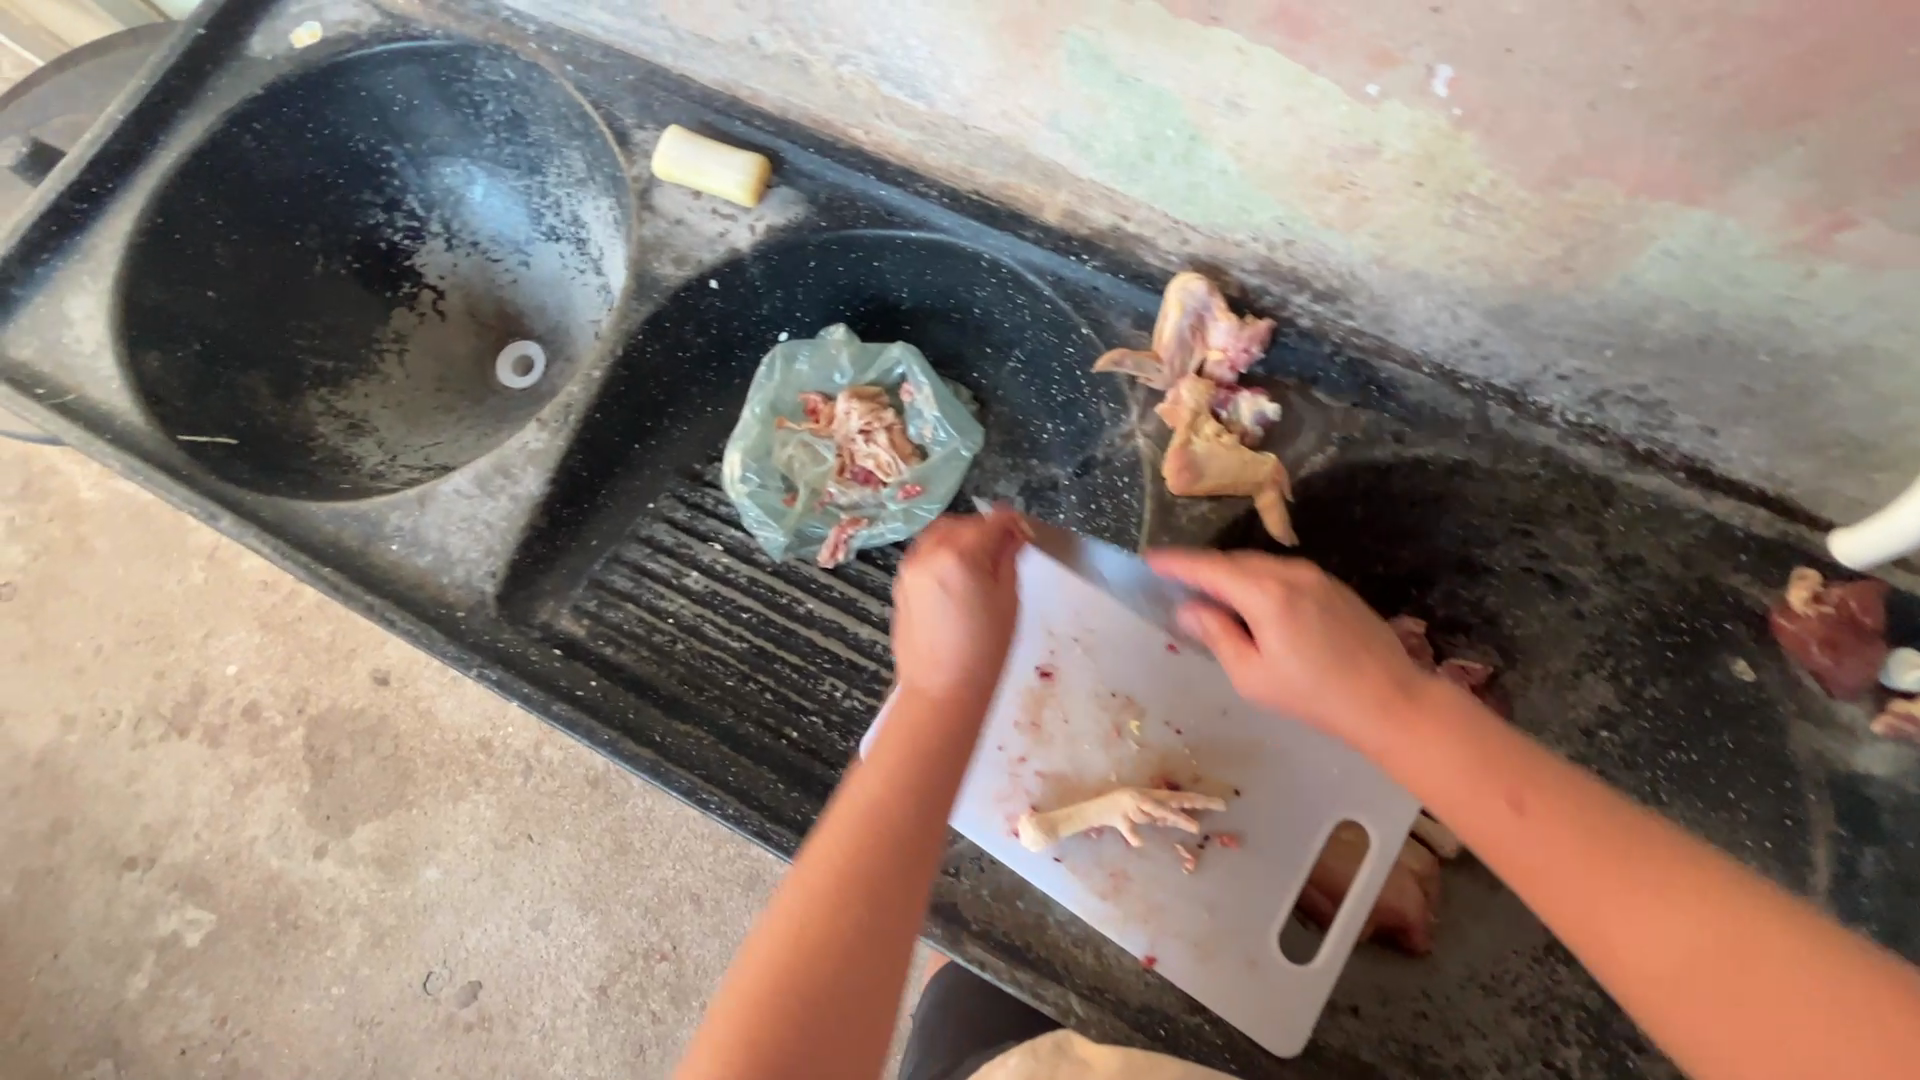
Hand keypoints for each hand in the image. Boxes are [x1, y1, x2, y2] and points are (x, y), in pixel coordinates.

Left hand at [890, 507, 1026, 706]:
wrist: (942, 689)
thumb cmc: (984, 649)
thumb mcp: (1008, 600)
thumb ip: (1008, 559)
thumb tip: (1012, 536)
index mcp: (960, 554)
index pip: (991, 521)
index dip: (1012, 523)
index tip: (1024, 532)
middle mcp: (929, 554)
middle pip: (961, 523)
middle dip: (984, 528)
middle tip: (1005, 547)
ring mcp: (910, 569)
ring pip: (938, 535)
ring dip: (961, 538)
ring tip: (981, 562)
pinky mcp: (901, 585)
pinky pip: (924, 555)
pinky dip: (942, 554)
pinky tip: (958, 577)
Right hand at [1147, 549, 1429, 753]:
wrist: (1391, 700)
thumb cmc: (1314, 696)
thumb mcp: (1252, 676)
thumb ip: (1217, 636)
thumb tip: (1189, 608)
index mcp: (1266, 595)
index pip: (1209, 568)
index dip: (1177, 562)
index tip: (1150, 559)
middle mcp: (1290, 574)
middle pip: (1233, 561)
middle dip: (1201, 567)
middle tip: (1175, 579)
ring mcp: (1316, 576)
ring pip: (1259, 564)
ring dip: (1229, 573)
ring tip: (1208, 590)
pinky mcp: (1332, 585)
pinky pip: (1281, 572)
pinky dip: (1256, 578)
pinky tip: (1250, 599)